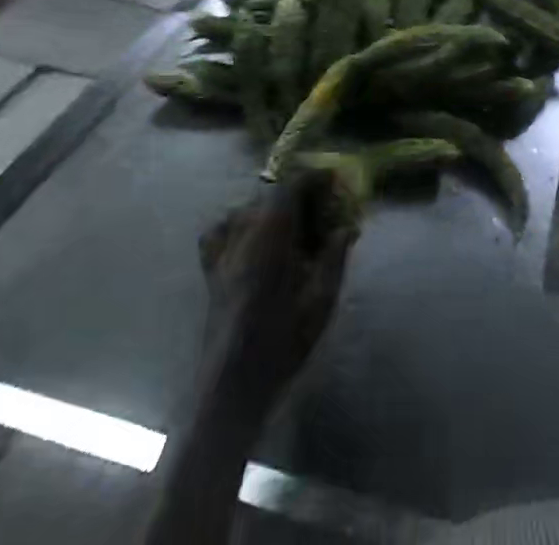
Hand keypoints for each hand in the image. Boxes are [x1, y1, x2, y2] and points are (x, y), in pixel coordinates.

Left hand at [198, 168, 357, 405]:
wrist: (235, 379)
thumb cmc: (284, 337)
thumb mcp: (322, 296)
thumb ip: (334, 255)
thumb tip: (347, 228)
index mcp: (270, 234)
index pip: (290, 187)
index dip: (313, 178)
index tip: (334, 180)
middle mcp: (242, 234)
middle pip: (269, 196)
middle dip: (298, 195)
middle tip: (323, 209)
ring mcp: (222, 251)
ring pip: (246, 210)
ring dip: (272, 209)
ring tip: (295, 225)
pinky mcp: (211, 270)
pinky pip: (221, 232)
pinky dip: (239, 226)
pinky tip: (253, 240)